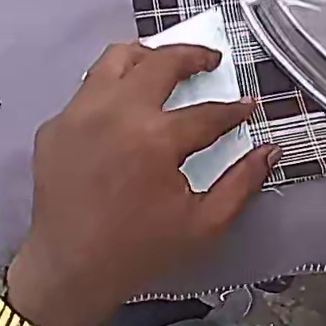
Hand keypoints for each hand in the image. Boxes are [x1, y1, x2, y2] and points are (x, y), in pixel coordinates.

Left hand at [7, 42, 276, 325]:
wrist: (70, 270)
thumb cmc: (141, 250)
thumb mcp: (205, 224)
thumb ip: (242, 182)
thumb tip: (270, 150)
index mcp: (155, 138)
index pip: (207, 112)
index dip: (234, 109)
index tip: (248, 106)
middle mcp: (114, 113)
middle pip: (159, 63)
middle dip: (192, 56)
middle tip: (210, 60)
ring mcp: (78, 115)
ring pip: (115, 60)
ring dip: (148, 56)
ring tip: (165, 63)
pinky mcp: (54, 126)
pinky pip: (88, 89)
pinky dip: (113, 86)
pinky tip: (125, 105)